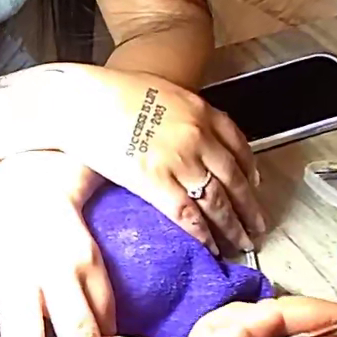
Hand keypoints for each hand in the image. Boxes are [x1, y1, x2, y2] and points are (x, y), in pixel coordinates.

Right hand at [29, 64, 265, 255]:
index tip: (254, 186)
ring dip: (232, 226)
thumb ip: (175, 112)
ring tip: (240, 243)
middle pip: (235, 180)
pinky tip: (209, 245)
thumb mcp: (157, 91)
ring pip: (218, 201)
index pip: (239, 147)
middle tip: (256, 227)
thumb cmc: (106, 91)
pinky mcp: (153, 181)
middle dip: (248, 208)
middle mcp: (198, 136)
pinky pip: (187, 212)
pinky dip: (202, 232)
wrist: (80, 99)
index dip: (250, 172)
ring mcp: (178, 160)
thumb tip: (174, 130)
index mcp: (200, 111)